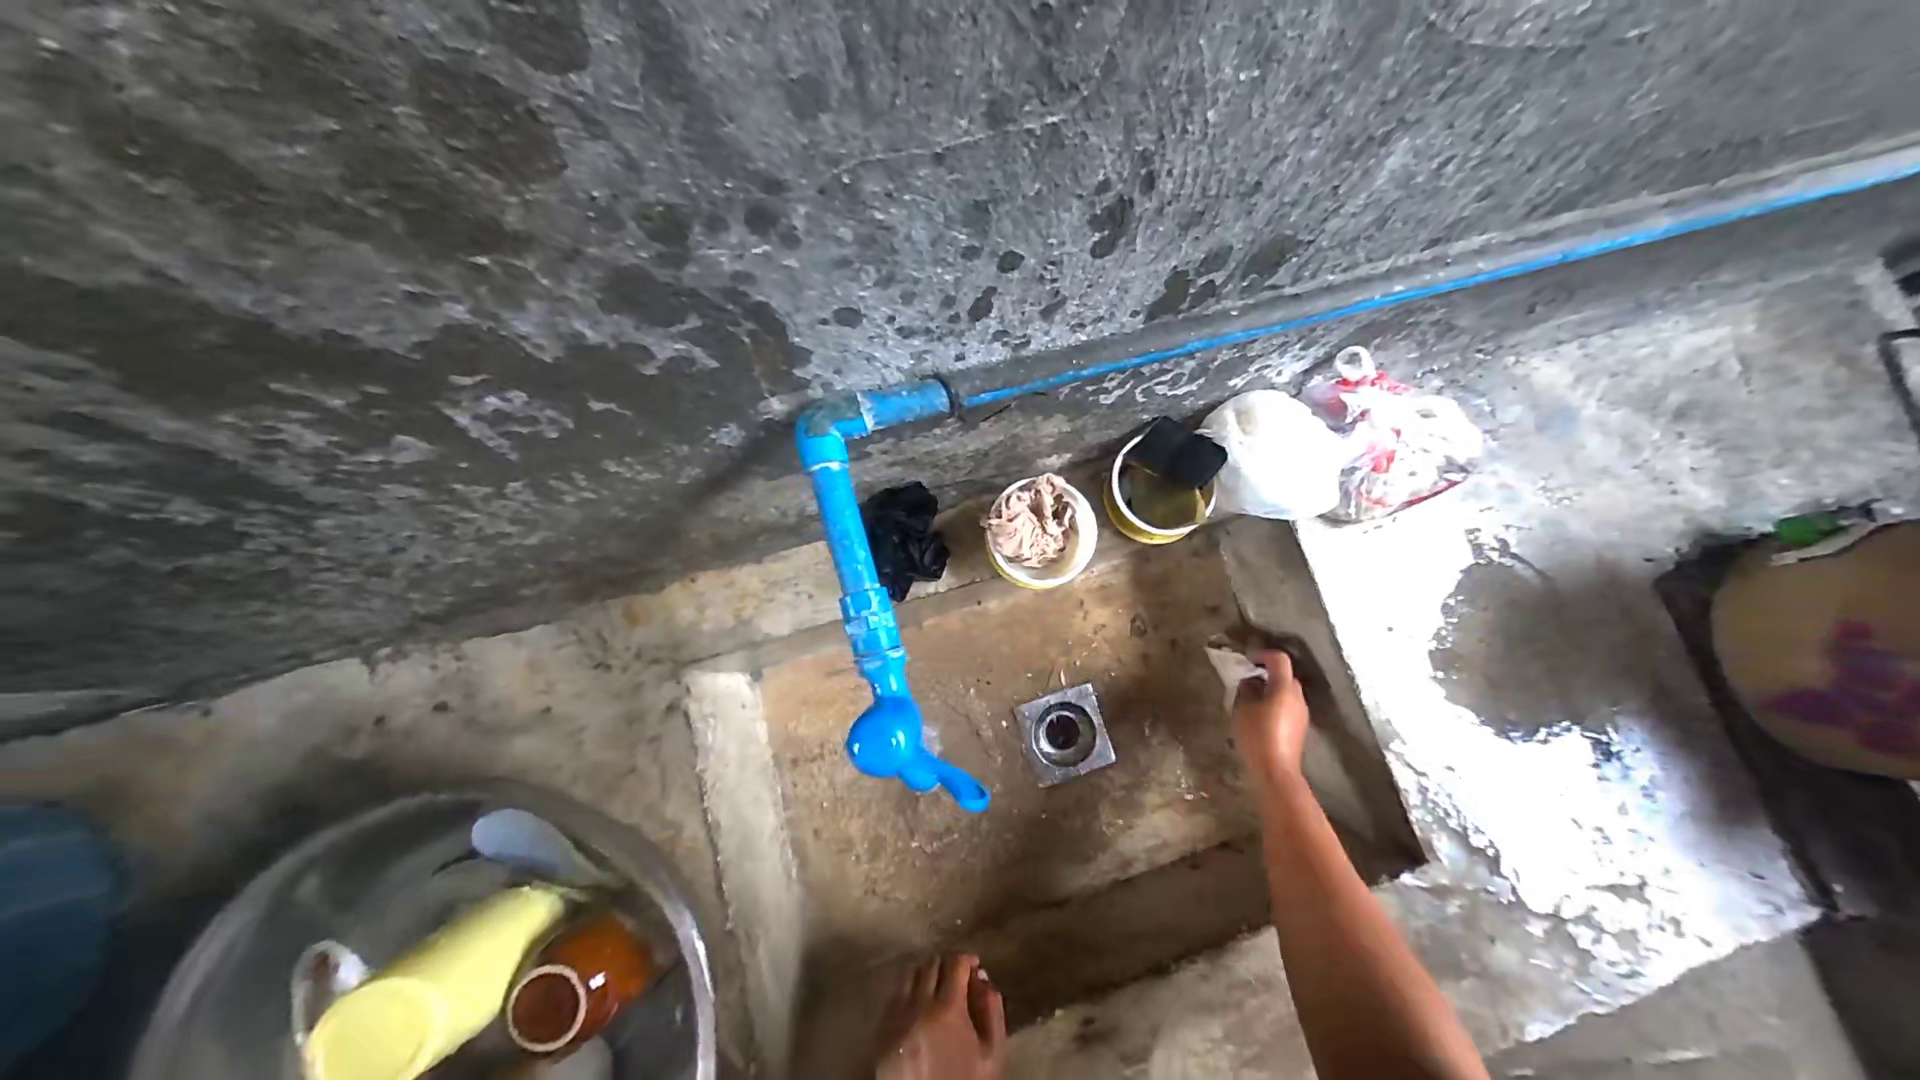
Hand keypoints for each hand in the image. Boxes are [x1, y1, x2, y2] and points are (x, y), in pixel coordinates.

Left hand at [874, 954, 1006, 1079]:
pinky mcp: (882, 1028)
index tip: (974, 966)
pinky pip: (896, 995)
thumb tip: (984, 979)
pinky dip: (909, 990)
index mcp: (947, 1010)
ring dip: (926, 973)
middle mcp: (918, 1005)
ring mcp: (896, 1015)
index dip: (967, 959)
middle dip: (947, 964)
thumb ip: (992, 1012)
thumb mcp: (991, 1055)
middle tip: (958, 976)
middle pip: (931, 964)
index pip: (955, 963)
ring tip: (937, 987)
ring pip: (910, 974)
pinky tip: (919, 1005)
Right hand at [1233, 648, 1310, 787]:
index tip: (1246, 660)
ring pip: (1286, 692)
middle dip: (1266, 673)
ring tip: (1250, 699)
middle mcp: (1298, 697)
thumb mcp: (1243, 708)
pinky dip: (1275, 703)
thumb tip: (1251, 681)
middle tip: (1246, 679)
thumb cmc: (1257, 735)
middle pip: (1284, 675)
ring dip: (1270, 689)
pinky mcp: (1300, 727)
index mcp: (1284, 688)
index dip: (1262, 654)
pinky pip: (1288, 706)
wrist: (1276, 771)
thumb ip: (1246, 689)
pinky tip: (1260, 716)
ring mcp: (1302, 713)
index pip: (1279, 659)